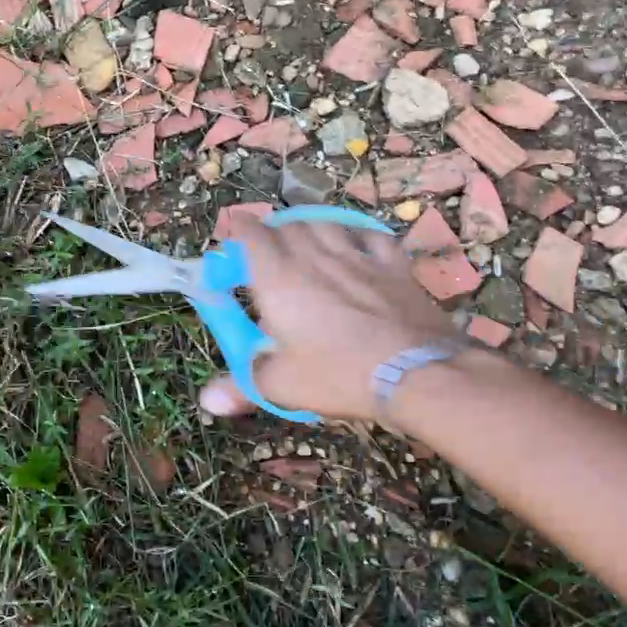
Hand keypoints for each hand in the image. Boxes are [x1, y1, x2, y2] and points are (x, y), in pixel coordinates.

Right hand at [198, 218, 457, 421]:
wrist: (418, 374)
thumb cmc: (339, 375)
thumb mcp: (283, 385)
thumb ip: (242, 387)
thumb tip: (208, 402)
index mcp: (277, 278)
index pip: (251, 234)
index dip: (240, 230)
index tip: (235, 235)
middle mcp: (314, 257)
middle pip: (288, 226)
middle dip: (274, 233)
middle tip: (269, 252)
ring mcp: (357, 258)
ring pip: (327, 225)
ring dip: (312, 228)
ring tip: (308, 242)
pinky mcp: (394, 267)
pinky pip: (372, 237)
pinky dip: (358, 236)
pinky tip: (357, 246)